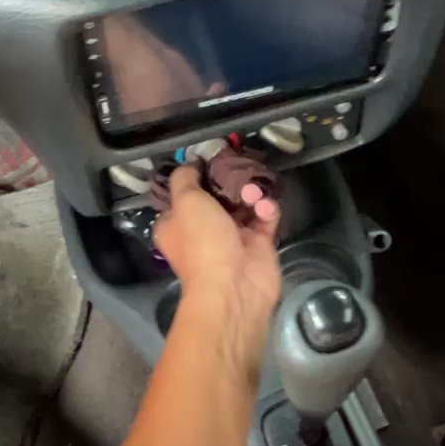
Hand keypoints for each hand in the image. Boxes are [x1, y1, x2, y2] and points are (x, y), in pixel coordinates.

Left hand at [153, 164, 280, 329]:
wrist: (234, 286)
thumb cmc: (202, 242)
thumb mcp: (184, 201)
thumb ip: (185, 178)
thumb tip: (191, 163)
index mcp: (177, 224)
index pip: (184, 194)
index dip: (196, 176)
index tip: (209, 159)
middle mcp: (203, 230)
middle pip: (218, 195)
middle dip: (230, 181)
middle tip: (237, 172)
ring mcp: (232, 237)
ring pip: (244, 204)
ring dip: (251, 193)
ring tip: (253, 195)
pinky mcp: (259, 244)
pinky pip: (264, 217)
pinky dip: (267, 210)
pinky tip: (265, 209)